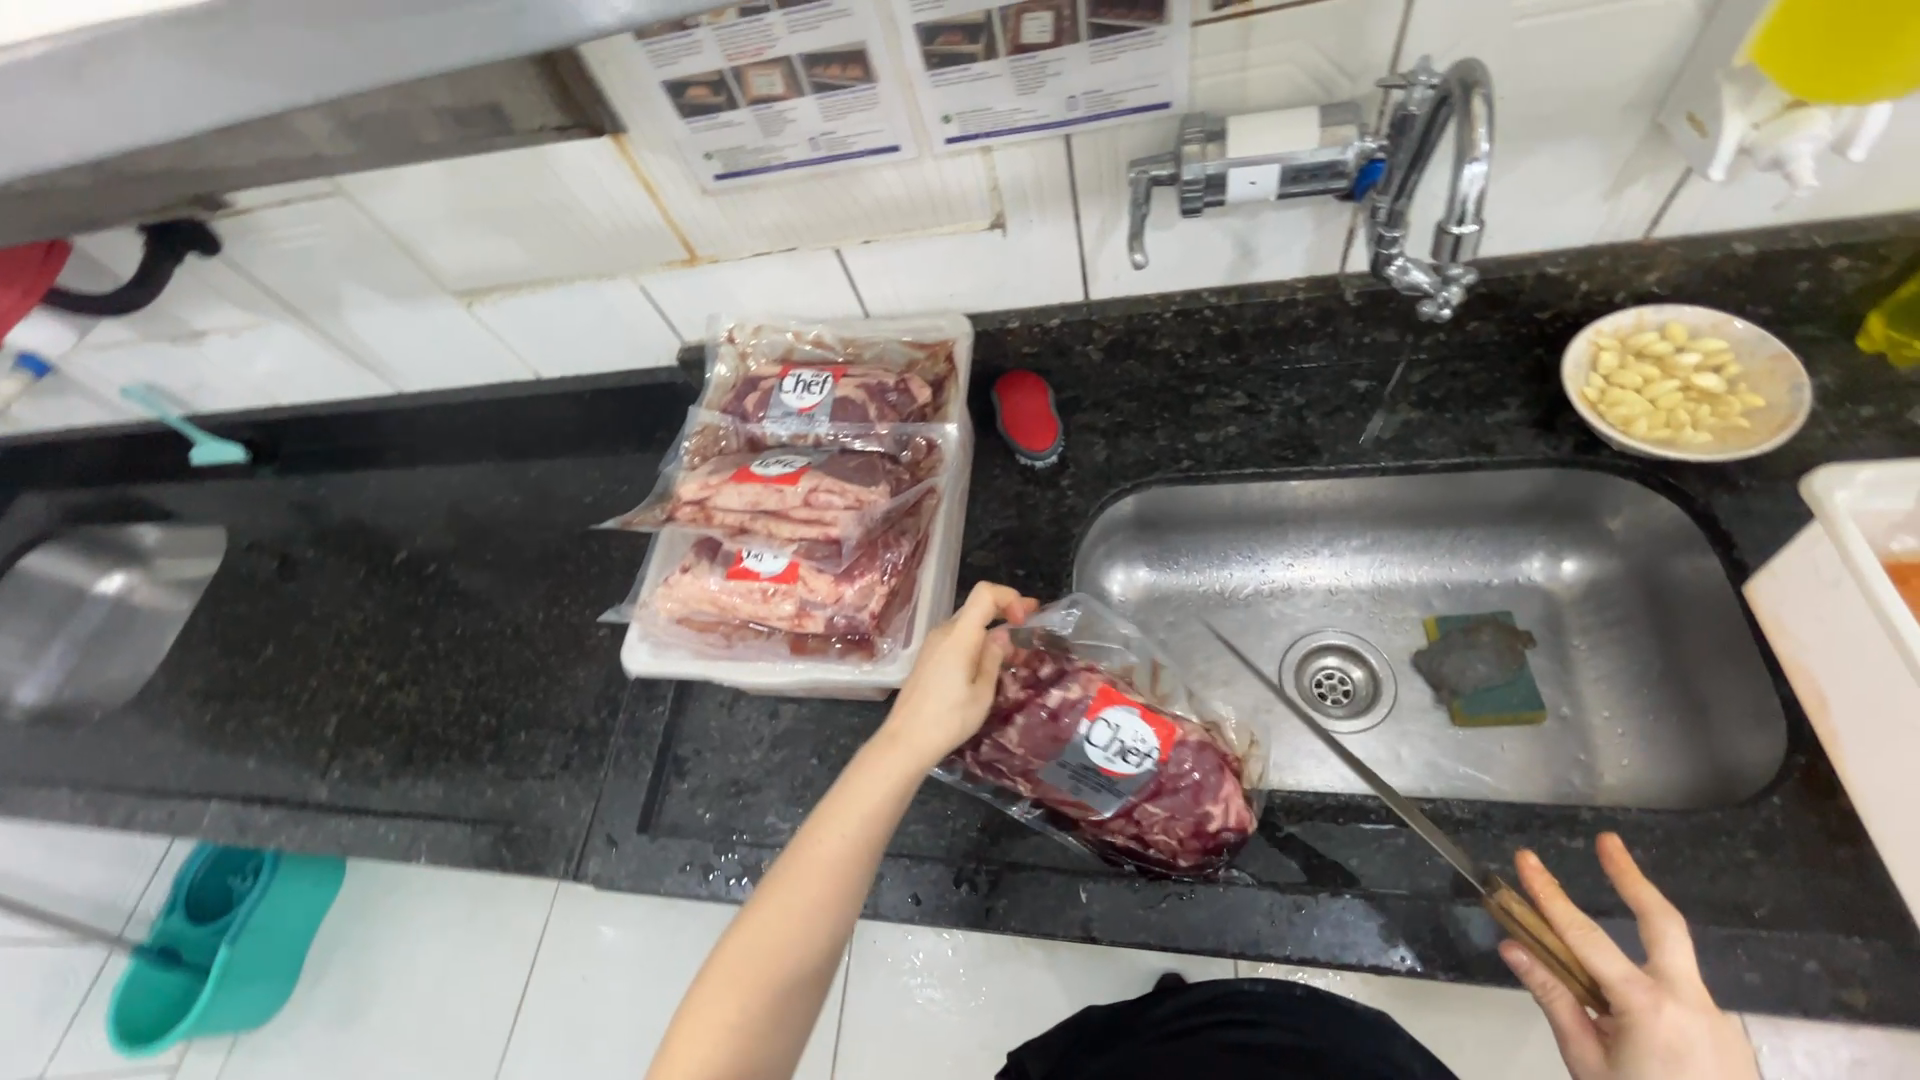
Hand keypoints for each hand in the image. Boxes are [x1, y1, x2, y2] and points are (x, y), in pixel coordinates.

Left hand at [873, 581, 1036, 772]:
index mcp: (959, 636)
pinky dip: (977, 640)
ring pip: (968, 622)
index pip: (985, 593)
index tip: (1024, 620)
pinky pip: (957, 638)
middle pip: (977, 606)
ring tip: (1015, 651)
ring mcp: (933, 643)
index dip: (1009, 597)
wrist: (906, 740)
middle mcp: (944, 632)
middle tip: (1031, 624)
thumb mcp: (982, 692)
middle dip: (1006, 610)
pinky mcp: (929, 656)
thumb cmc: (949, 719)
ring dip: (992, 628)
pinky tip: (990, 662)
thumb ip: (993, 657)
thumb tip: (1002, 635)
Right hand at [1501, 833, 1758, 1079]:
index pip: (1584, 934)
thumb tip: (1513, 947)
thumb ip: (1554, 999)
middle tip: (1609, 841)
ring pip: (1671, 965)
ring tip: (1598, 984)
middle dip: (1633, 878)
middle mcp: (1691, 1001)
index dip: (1550, 893)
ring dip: (1636, 948)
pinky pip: (1680, 998)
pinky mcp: (1729, 1039)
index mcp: (1647, 1005)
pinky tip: (1635, 1027)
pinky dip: (1650, 991)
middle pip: (1664, 923)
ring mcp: (1718, 1019)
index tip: (1526, 859)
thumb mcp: (1585, 1062)